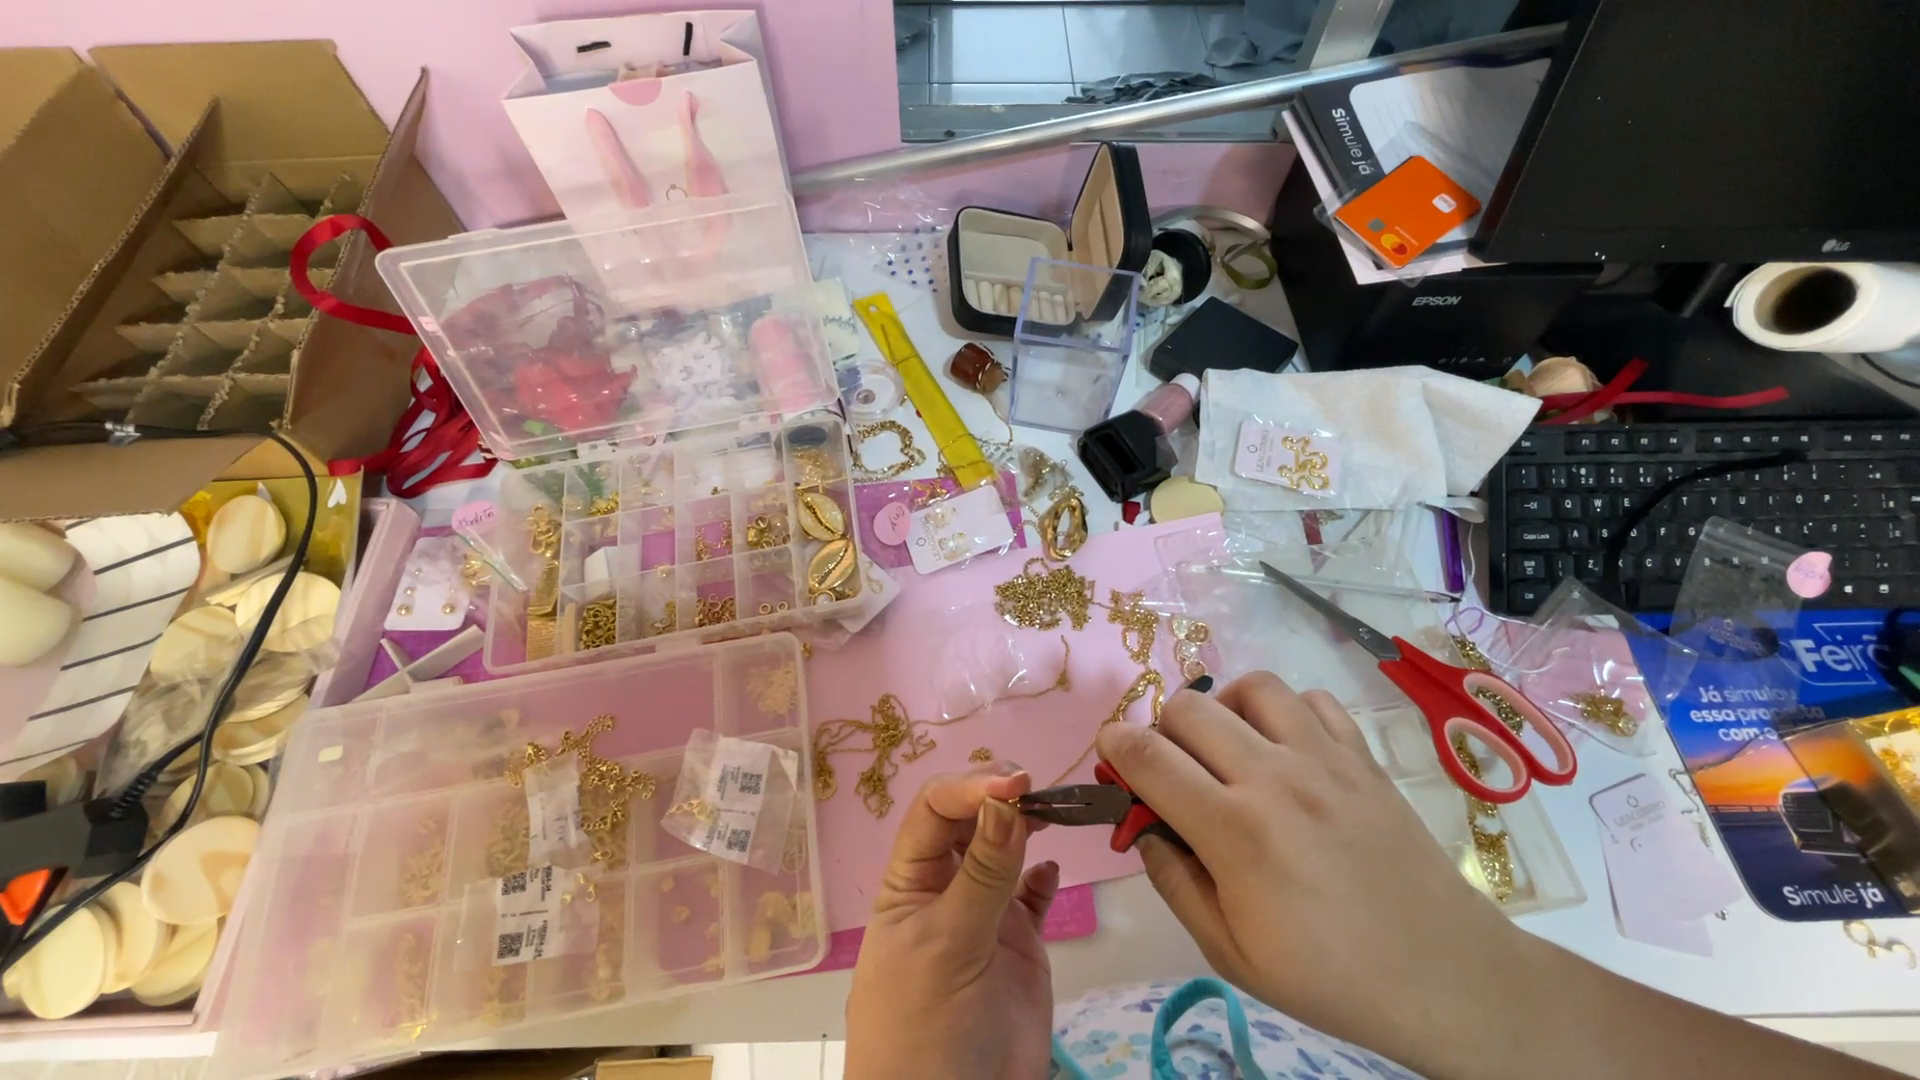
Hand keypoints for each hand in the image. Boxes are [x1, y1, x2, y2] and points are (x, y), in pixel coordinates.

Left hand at [845, 762, 1058, 1079]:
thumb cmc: (926, 1029)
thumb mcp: (948, 948)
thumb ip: (983, 876)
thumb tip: (1006, 801)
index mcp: (910, 881)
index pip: (934, 811)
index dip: (970, 787)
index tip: (1015, 781)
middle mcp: (945, 887)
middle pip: (970, 820)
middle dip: (998, 794)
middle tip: (1038, 789)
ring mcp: (983, 914)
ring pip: (1004, 850)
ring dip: (1025, 825)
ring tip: (1053, 812)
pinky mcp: (1018, 944)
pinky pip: (1031, 895)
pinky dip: (1042, 876)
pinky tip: (1051, 870)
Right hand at [1096, 673, 1533, 1075]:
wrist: (1446, 976)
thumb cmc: (1328, 976)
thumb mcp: (1229, 951)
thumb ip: (1173, 881)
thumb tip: (1144, 826)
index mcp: (1233, 831)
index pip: (1148, 757)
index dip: (1114, 743)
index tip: (1109, 751)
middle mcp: (1274, 778)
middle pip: (1188, 708)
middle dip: (1161, 730)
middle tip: (1172, 770)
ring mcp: (1324, 760)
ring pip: (1250, 687)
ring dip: (1223, 709)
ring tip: (1228, 748)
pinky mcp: (1363, 756)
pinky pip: (1311, 699)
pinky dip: (1285, 713)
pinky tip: (1286, 749)